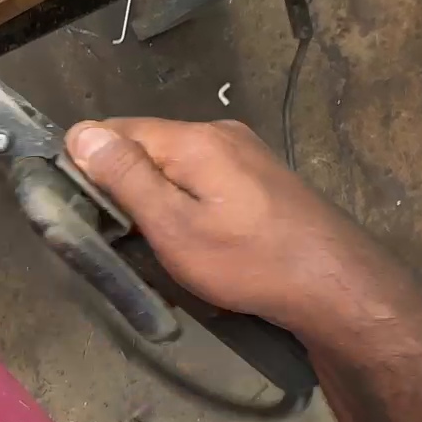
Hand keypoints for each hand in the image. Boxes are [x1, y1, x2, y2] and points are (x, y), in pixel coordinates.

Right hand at [64, 117, 415, 345]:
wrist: (342, 292)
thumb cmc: (248, 262)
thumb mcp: (171, 224)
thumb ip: (124, 176)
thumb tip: (79, 132)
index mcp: (193, 140)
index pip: (111, 129)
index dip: (87, 163)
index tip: (84, 205)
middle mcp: (217, 133)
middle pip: (141, 144)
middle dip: (118, 180)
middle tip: (118, 229)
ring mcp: (242, 151)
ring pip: (167, 162)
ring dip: (147, 192)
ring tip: (150, 235)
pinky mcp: (256, 174)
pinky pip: (195, 173)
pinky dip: (177, 196)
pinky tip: (186, 230)